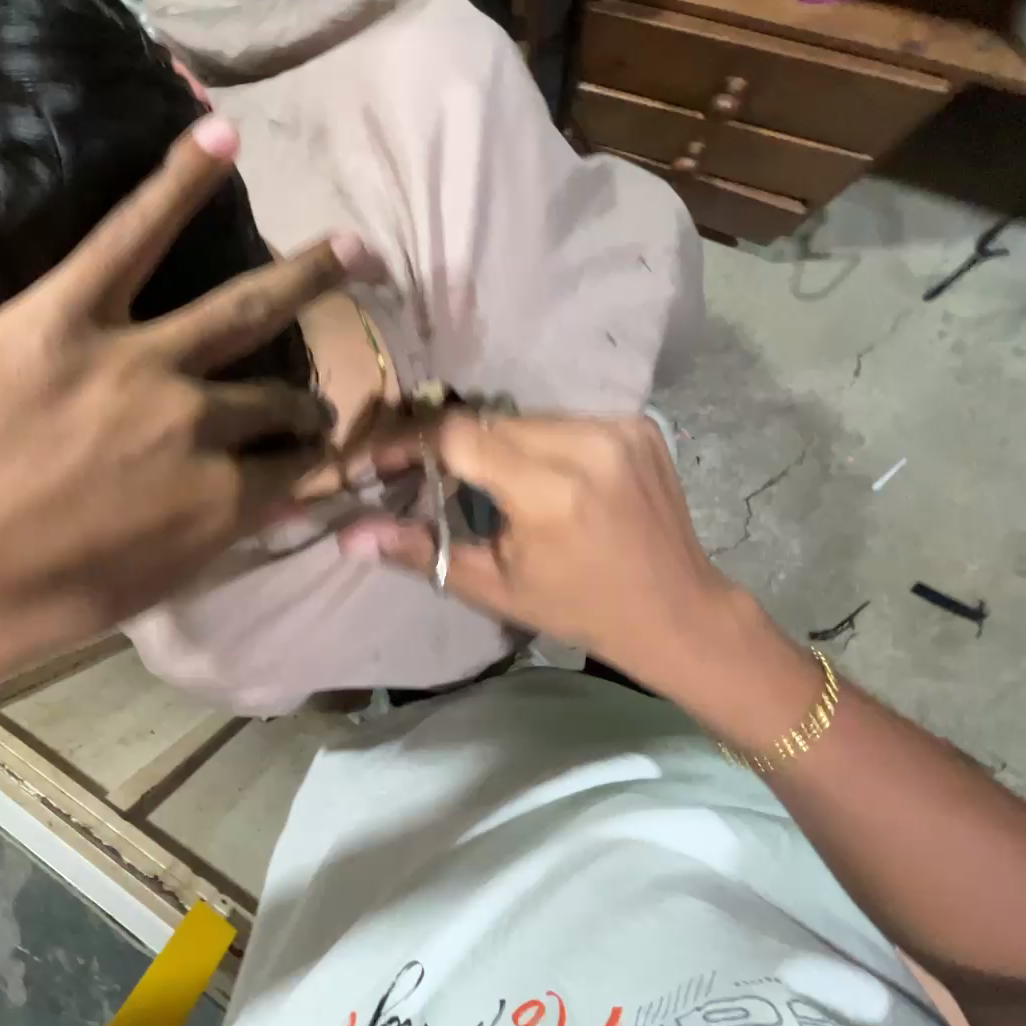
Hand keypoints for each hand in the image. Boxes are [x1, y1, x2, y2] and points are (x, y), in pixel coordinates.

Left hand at [0, 117, 367, 765]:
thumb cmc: (26, 606)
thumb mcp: (143, 588)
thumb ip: (212, 538)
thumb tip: (268, 502)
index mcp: (219, 504)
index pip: (298, 470)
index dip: (321, 459)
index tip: (332, 446)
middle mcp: (200, 427)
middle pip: (279, 399)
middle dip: (312, 397)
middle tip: (327, 388)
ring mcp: (138, 365)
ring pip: (244, 310)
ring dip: (308, 278)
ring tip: (351, 252)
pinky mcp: (67, 316)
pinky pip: (133, 235)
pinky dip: (180, 182)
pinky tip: (220, 137)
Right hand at [340, 413, 745, 687]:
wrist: (676, 610)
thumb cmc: (575, 608)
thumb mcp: (489, 585)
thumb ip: (416, 549)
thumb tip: (348, 536)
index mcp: (548, 490)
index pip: (458, 436)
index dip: (408, 442)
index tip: (380, 463)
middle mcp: (587, 444)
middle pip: (486, 420)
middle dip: (443, 443)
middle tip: (418, 472)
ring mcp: (618, 428)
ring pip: (520, 416)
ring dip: (486, 440)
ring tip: (471, 476)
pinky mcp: (637, 424)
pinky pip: (559, 419)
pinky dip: (529, 440)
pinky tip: (530, 471)